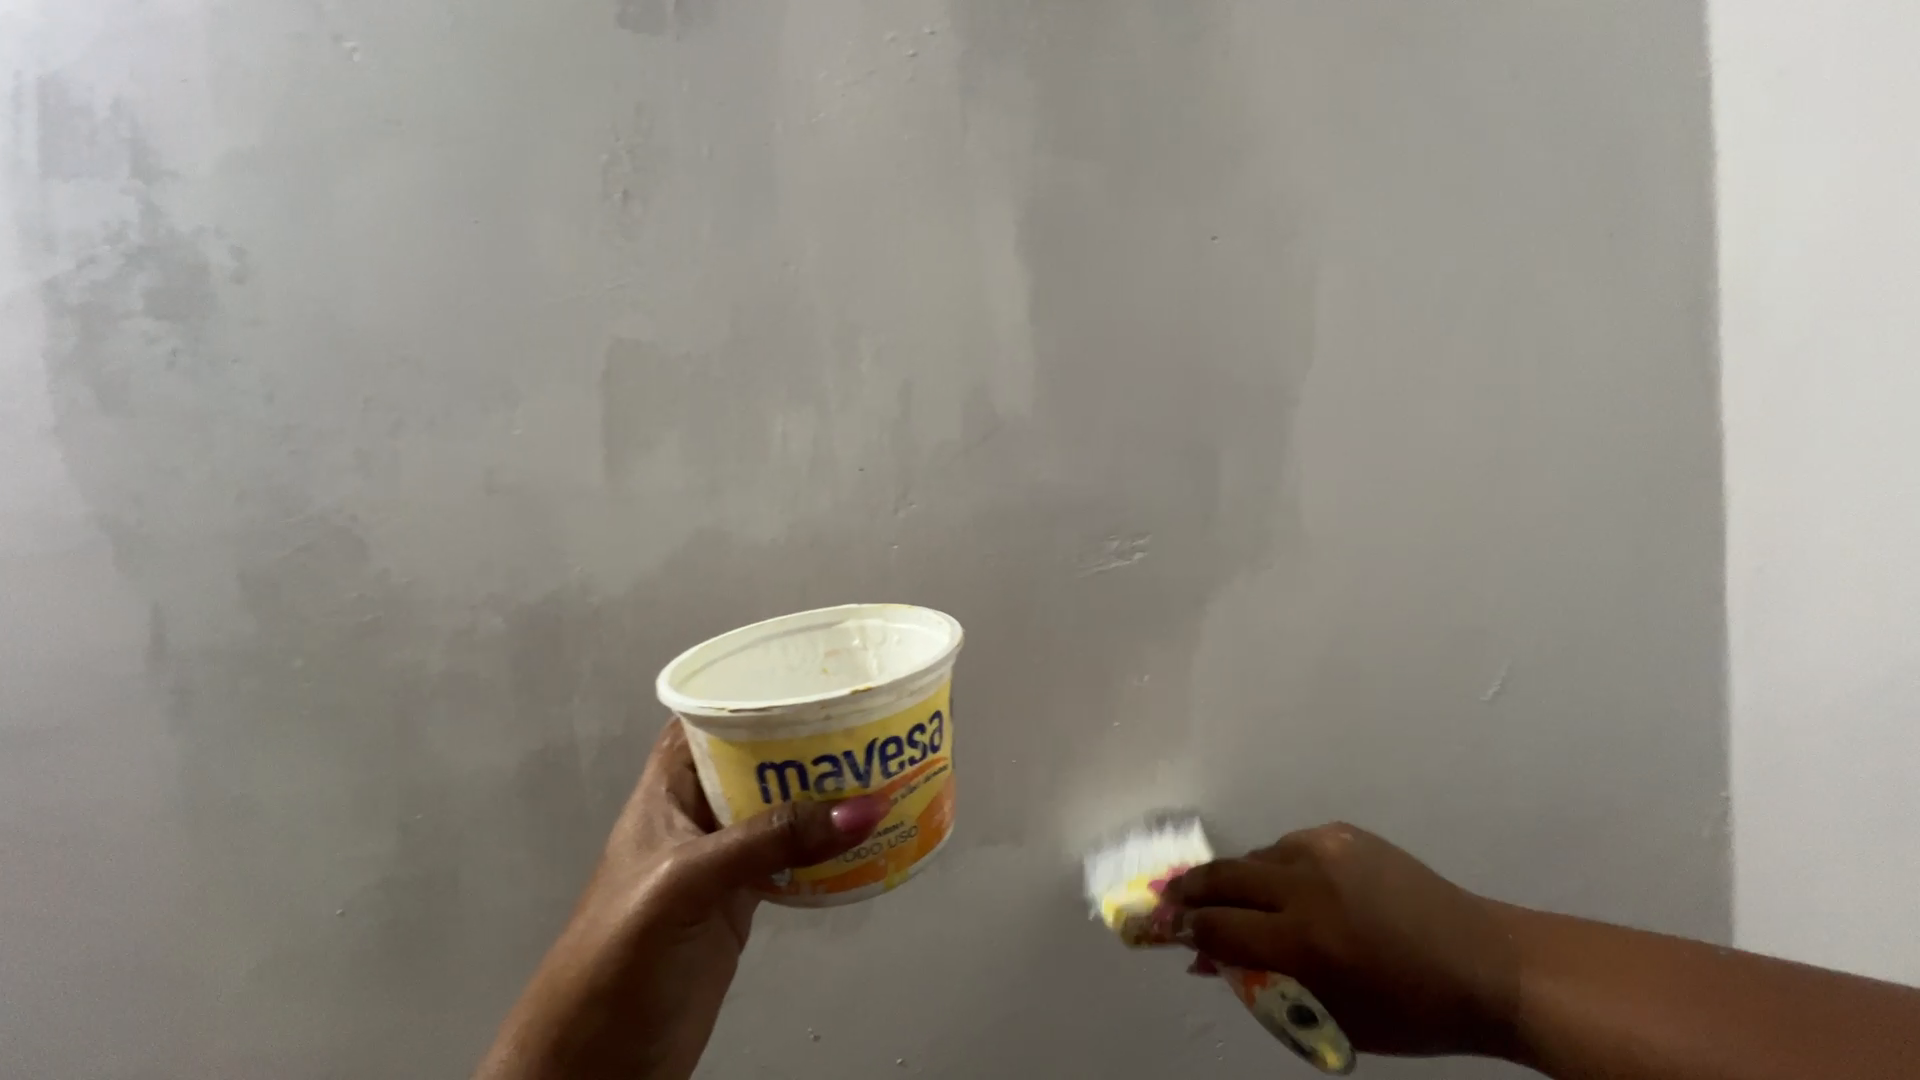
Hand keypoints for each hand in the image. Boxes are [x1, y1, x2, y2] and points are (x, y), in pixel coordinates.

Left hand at [476, 720, 889, 1079]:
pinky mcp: (743, 900)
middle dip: (806, 740)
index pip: (710, 719)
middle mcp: (696, 813)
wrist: (600, 1060)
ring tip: (876, 770)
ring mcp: (722, 858)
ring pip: (781, 807)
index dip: (753, 693)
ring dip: (823, 793)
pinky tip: (862, 838)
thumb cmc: (617, 956)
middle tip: (863, 723)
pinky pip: (793, 856)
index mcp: (667, 789)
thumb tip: (863, 808)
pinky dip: (826, 845)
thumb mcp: (689, 881)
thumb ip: (770, 841)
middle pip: (758, 759)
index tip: (809, 676)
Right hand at [1163, 822, 1519, 1058]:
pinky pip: (1289, 846)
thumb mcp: (1330, 1017)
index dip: (1185, 929)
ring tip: (1241, 899)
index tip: (1167, 929)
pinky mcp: (1342, 833)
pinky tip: (1294, 886)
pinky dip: (1279, 866)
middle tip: (1171, 900)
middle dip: (1189, 889)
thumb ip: (1259, 984)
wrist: (1486, 964)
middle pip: (1222, 877)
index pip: (1216, 926)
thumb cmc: (1407, 1011)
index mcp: (1302, 942)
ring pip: (1254, 857)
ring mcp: (1324, 850)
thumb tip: (1203, 960)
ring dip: (1239, 879)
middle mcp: (1304, 886)